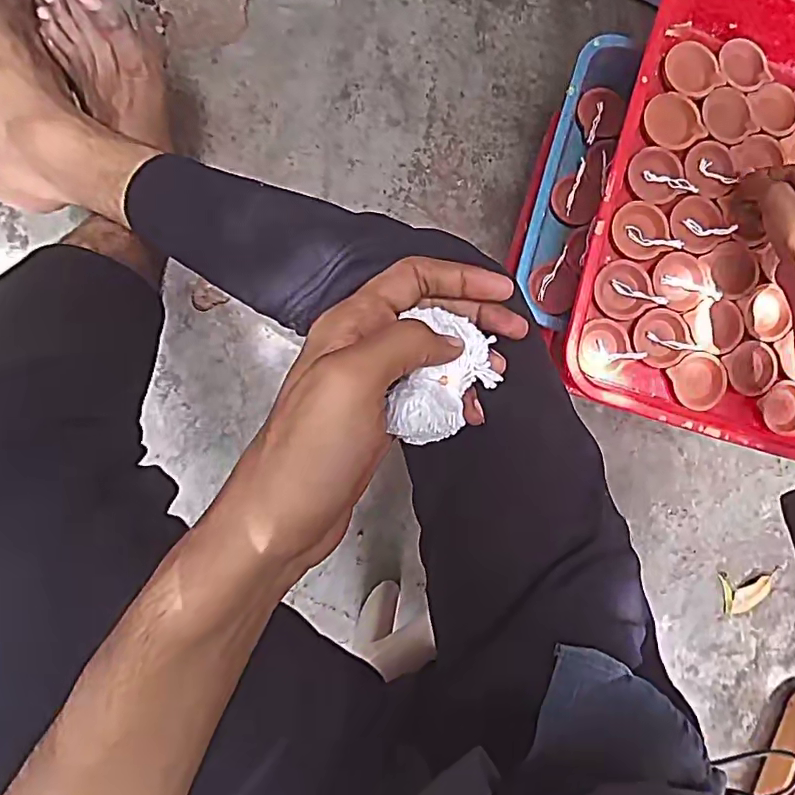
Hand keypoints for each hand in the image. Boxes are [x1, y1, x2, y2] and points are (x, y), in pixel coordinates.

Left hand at [208, 257, 526, 583]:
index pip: (414, 278)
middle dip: (474, 315)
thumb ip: (405, 342)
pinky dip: (454, 391)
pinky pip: (427, 388)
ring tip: (495, 370)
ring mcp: (372, 380)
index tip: (499, 290)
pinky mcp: (382, 412)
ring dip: (469, 357)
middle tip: (511, 329)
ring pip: (433, 351)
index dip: (461, 278)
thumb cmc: (305, 453)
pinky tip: (467, 405)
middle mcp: (362, 345)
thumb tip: (447, 338)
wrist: (283, 517)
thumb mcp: (355, 378)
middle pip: (430, 311)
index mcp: (352, 323)